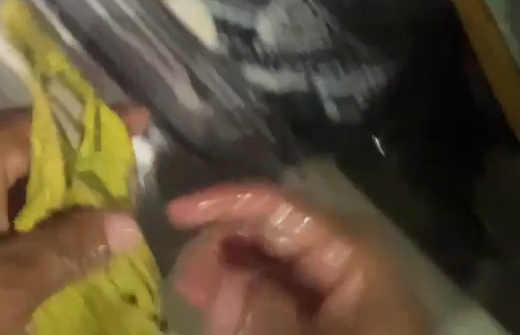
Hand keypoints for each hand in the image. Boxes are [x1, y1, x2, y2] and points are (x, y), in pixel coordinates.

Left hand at [0, 108, 149, 334]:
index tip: (142, 119)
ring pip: (13, 162)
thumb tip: (129, 220)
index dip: (99, 123)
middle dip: (81, 159)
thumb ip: (71, 246)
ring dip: (54, 184)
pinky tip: (51, 229)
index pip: (53, 121)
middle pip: (34, 138)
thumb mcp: (9, 285)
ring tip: (101, 208)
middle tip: (128, 180)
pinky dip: (24, 200)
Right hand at [169, 183, 429, 334]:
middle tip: (184, 283)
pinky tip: (220, 316)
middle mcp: (340, 256)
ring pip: (265, 266)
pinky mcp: (328, 315)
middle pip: (264, 231)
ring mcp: (336, 290)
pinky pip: (278, 296)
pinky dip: (245, 303)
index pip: (272, 204)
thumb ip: (261, 301)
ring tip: (199, 304)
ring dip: (226, 280)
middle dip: (218, 251)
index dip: (219, 203)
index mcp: (346, 248)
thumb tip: (221, 272)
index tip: (174, 215)